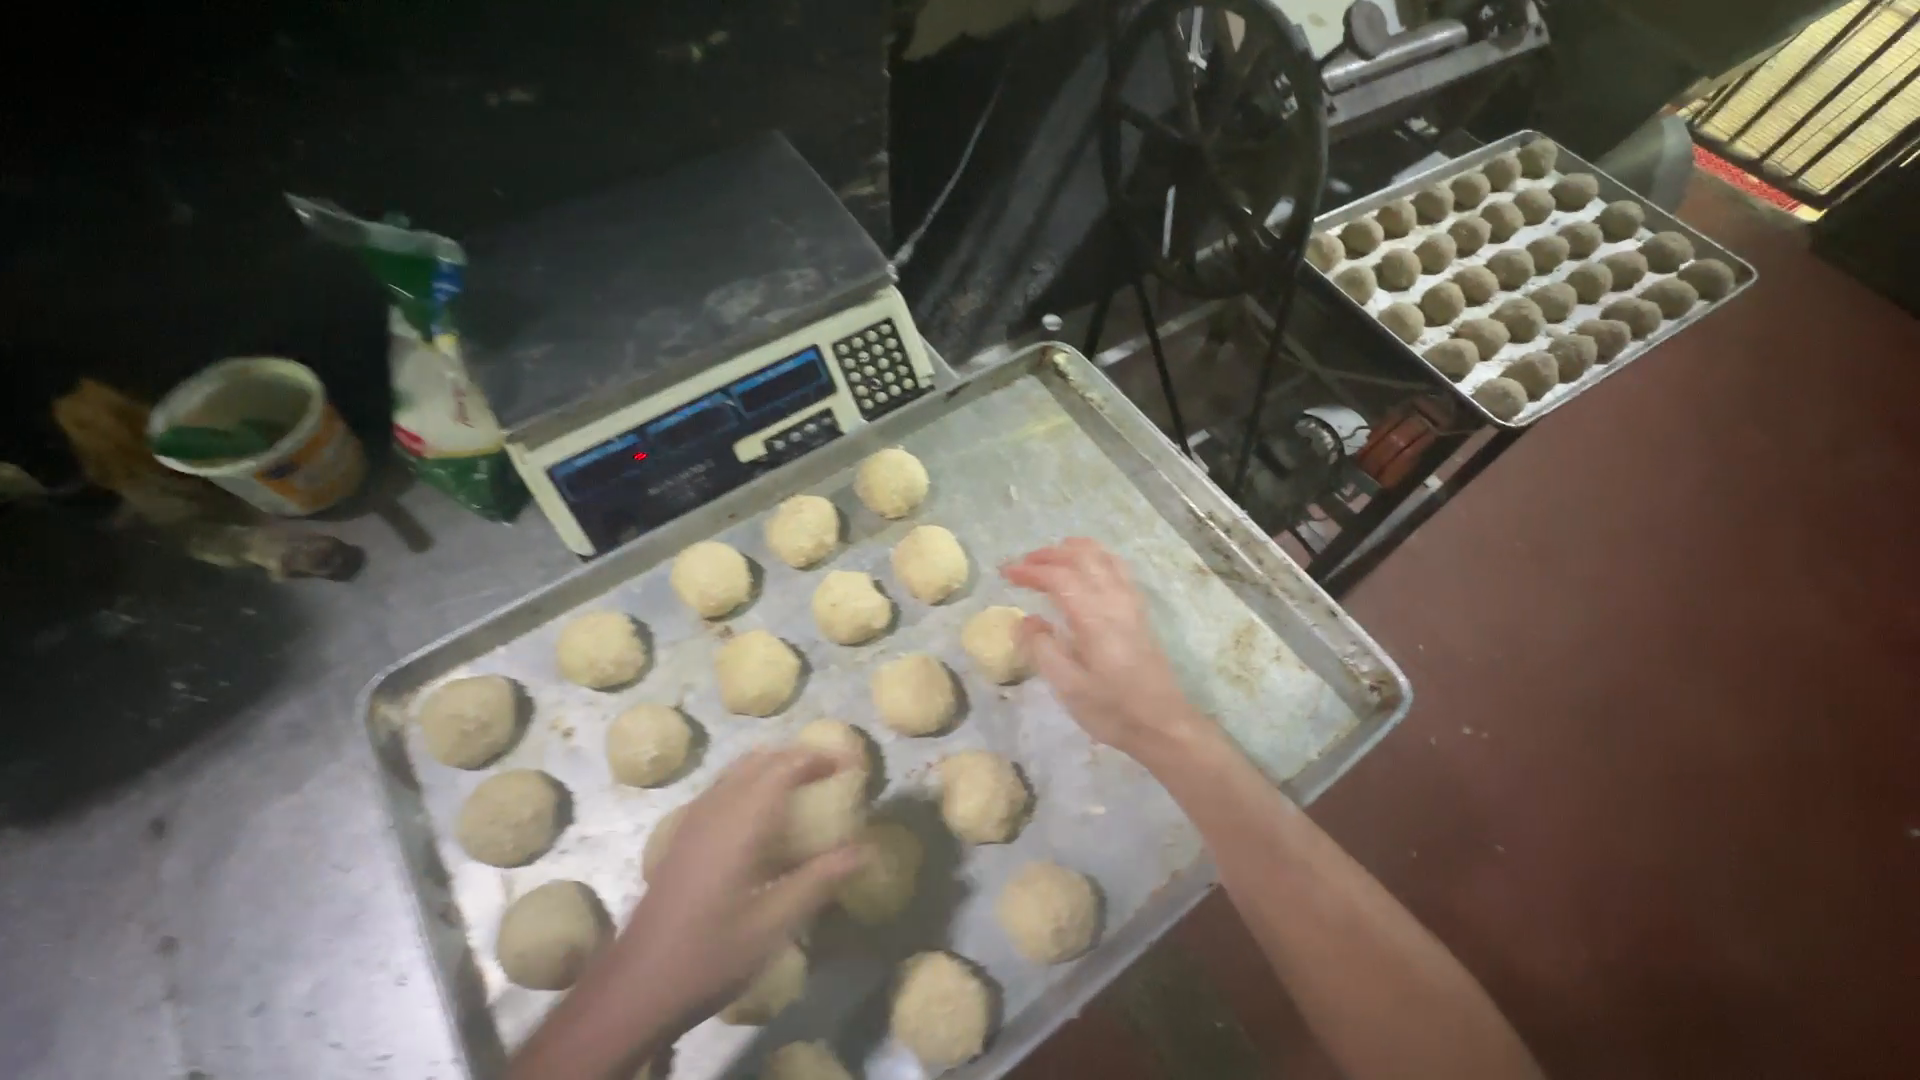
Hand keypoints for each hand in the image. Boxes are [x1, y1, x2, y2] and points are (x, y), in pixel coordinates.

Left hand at [607, 749, 863, 1031]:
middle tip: (835, 773)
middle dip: (800, 757)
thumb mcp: (774, 925)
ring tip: (807, 786)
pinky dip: (752, 783)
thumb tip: (865, 850)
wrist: (637, 986)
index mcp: (740, 824)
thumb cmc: (710, 956)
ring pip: (738, 771)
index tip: (853, 765)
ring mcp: (693, 821)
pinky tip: (766, 816)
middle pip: (761, 760)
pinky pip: (723, 789)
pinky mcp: (683, 837)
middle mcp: (715, 810)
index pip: (785, 767)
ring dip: (775, 767)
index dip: (820, 758)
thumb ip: (819, 881)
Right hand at [1002, 538, 1208, 760]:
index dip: (1029, 570)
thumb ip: (1042, 648)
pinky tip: (1085, 571)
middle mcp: (1115, 601)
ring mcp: (1131, 604)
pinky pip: (1117, 569)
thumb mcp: (1067, 686)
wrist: (1163, 725)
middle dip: (1048, 554)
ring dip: (1073, 551)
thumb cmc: (1112, 709)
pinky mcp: (1139, 612)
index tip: (1005, 574)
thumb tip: (1026, 620)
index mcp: (1095, 617)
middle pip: (1082, 557)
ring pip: (1104, 557)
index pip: (1059, 577)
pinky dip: (1096, 559)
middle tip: (1022, 564)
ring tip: (1050, 558)